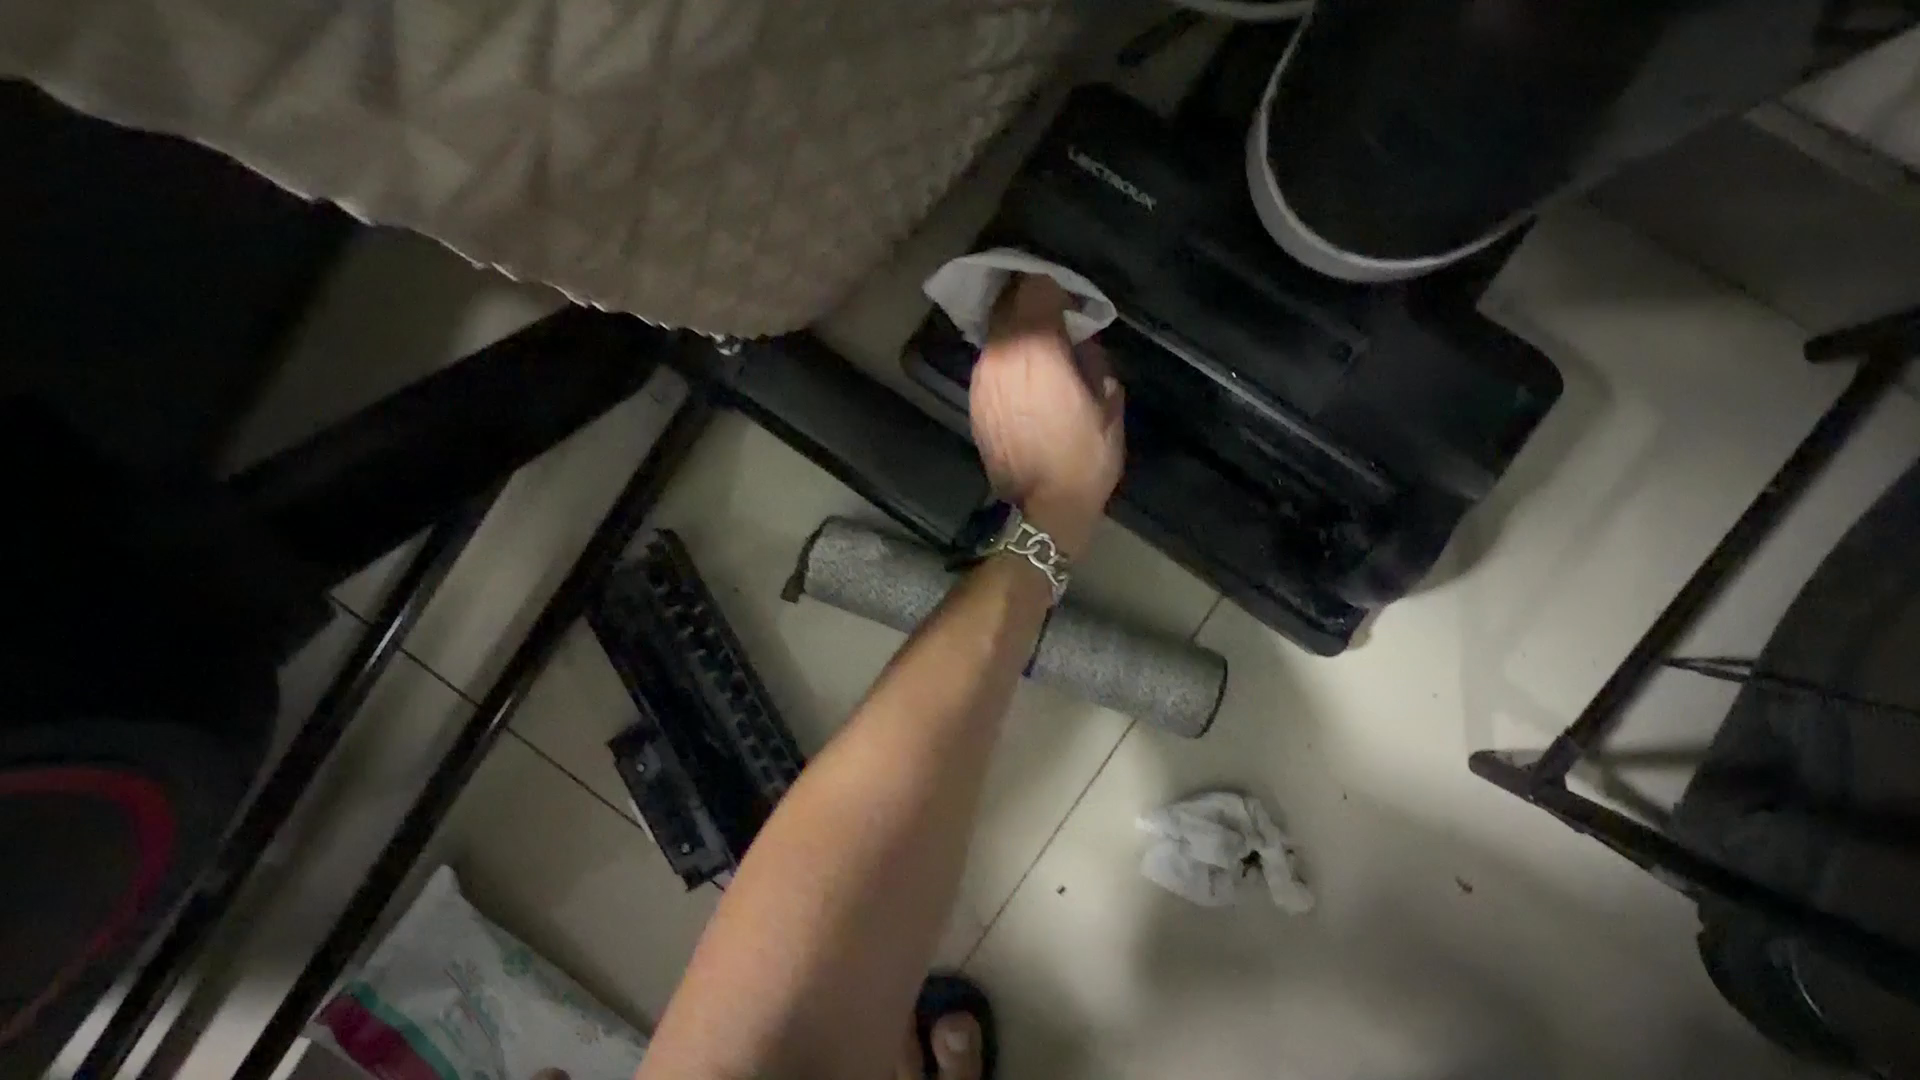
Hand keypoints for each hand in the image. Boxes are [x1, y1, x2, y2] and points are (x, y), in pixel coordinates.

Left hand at [969, 274, 1125, 560]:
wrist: (1043, 507)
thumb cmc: (1084, 458)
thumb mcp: (1109, 404)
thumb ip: (1094, 361)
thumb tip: (1082, 343)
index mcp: (1038, 349)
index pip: (1037, 288)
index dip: (1056, 287)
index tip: (1072, 301)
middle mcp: (1002, 355)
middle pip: (1009, 303)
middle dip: (1031, 301)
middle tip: (1054, 314)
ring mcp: (982, 377)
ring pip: (995, 331)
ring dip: (1016, 329)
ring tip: (1039, 344)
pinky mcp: (974, 399)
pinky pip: (989, 361)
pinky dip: (1005, 357)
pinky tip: (1023, 374)